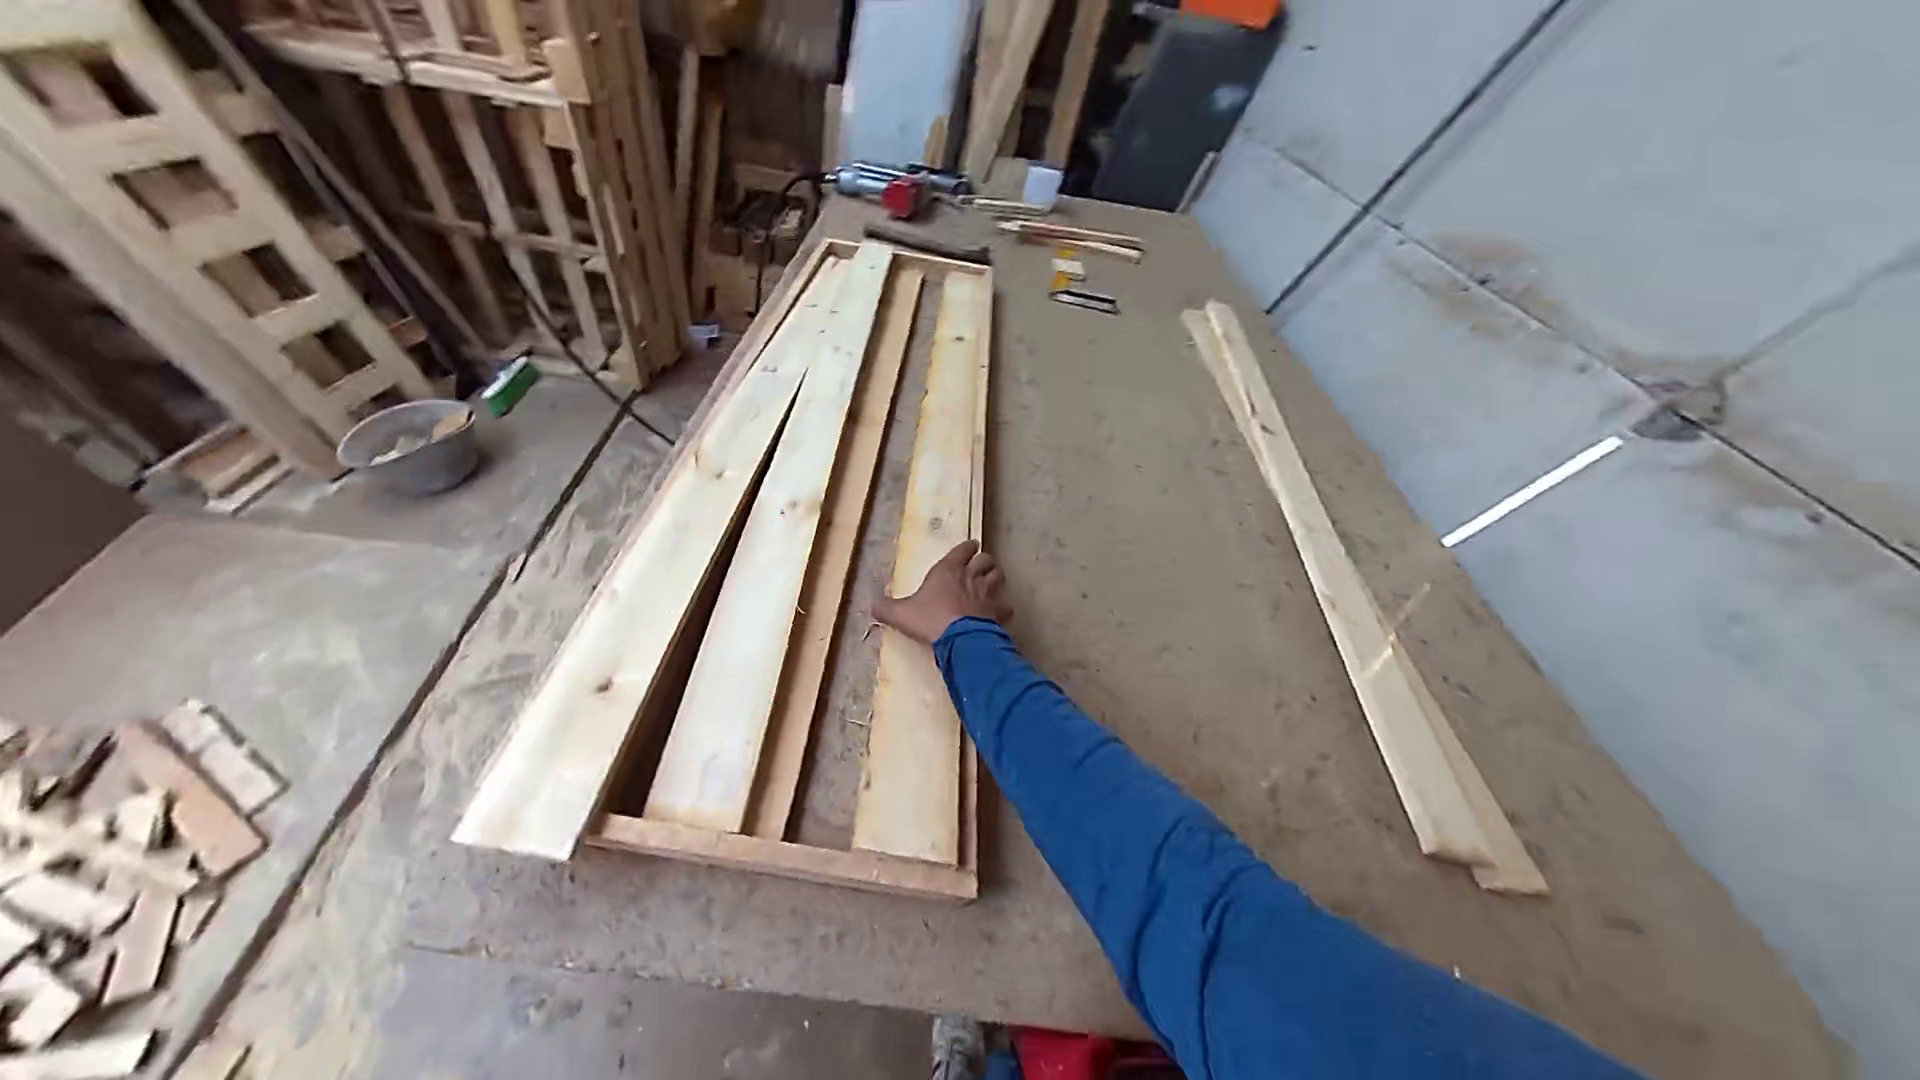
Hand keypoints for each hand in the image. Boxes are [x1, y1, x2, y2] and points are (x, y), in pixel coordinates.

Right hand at [872, 539, 1011, 645]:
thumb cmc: (929, 619)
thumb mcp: (901, 614)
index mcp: (948, 569)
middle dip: (984, 561)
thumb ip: (886, 608)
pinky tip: (998, 612)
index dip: (968, 547)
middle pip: (986, 559)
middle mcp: (971, 575)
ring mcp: (988, 592)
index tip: (970, 548)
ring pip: (999, 575)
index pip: (964, 549)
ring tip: (991, 583)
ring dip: (995, 578)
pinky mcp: (998, 610)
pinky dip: (1003, 606)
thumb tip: (872, 606)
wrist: (959, 638)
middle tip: (980, 567)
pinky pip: (1006, 604)